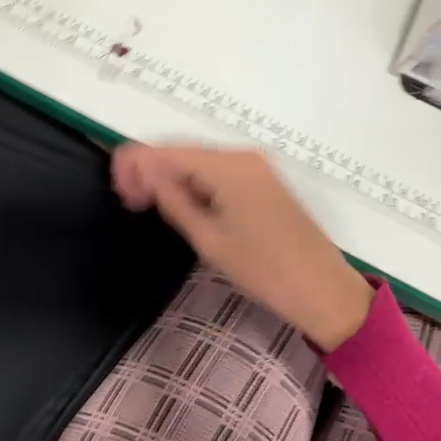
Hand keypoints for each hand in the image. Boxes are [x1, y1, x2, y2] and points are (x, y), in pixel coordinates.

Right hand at [114, 145, 373, 350]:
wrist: (325, 290)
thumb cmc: (265, 271)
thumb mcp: (209, 240)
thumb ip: (173, 200)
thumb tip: (144, 174)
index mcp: (229, 167)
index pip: (168, 150)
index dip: (136, 162)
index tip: (116, 187)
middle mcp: (243, 156)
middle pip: (182, 150)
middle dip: (150, 168)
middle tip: (126, 198)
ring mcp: (256, 165)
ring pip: (198, 160)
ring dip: (170, 175)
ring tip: (145, 202)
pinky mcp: (263, 180)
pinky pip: (217, 171)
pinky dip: (193, 181)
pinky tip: (178, 201)